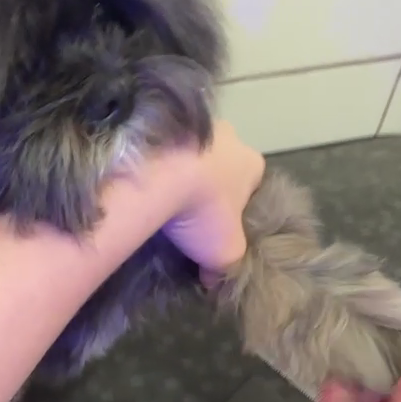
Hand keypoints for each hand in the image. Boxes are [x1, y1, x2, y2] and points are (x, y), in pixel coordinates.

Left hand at [158, 119, 263, 269]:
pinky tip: (147, 184)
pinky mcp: (162, 122)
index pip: (251, 187)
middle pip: (222, 166)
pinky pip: (163, 147)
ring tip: (163, 199)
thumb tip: (211, 279)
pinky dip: (159, 163)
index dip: (236, 208)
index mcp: (253, 164)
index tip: (217, 226)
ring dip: (181, 172)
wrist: (161, 174)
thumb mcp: (224, 252)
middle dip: (207, 188)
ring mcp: (195, 125)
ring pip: (191, 153)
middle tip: (189, 214)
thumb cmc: (204, 211)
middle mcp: (231, 137)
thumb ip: (224, 267)